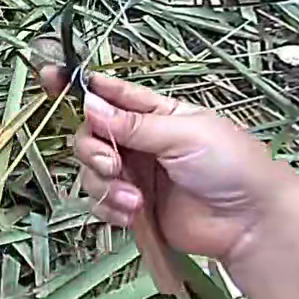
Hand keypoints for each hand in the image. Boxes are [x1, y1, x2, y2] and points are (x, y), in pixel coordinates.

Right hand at [39, 67, 295, 261]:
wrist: (248, 222)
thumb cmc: (230, 165)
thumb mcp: (184, 134)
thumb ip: (133, 124)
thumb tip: (89, 104)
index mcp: (155, 114)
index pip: (111, 94)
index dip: (80, 86)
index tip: (49, 77)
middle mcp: (139, 142)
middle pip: (90, 137)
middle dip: (94, 151)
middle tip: (114, 164)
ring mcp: (134, 175)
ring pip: (91, 173)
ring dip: (106, 186)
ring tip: (135, 200)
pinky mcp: (132, 207)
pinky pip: (101, 203)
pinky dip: (110, 208)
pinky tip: (133, 213)